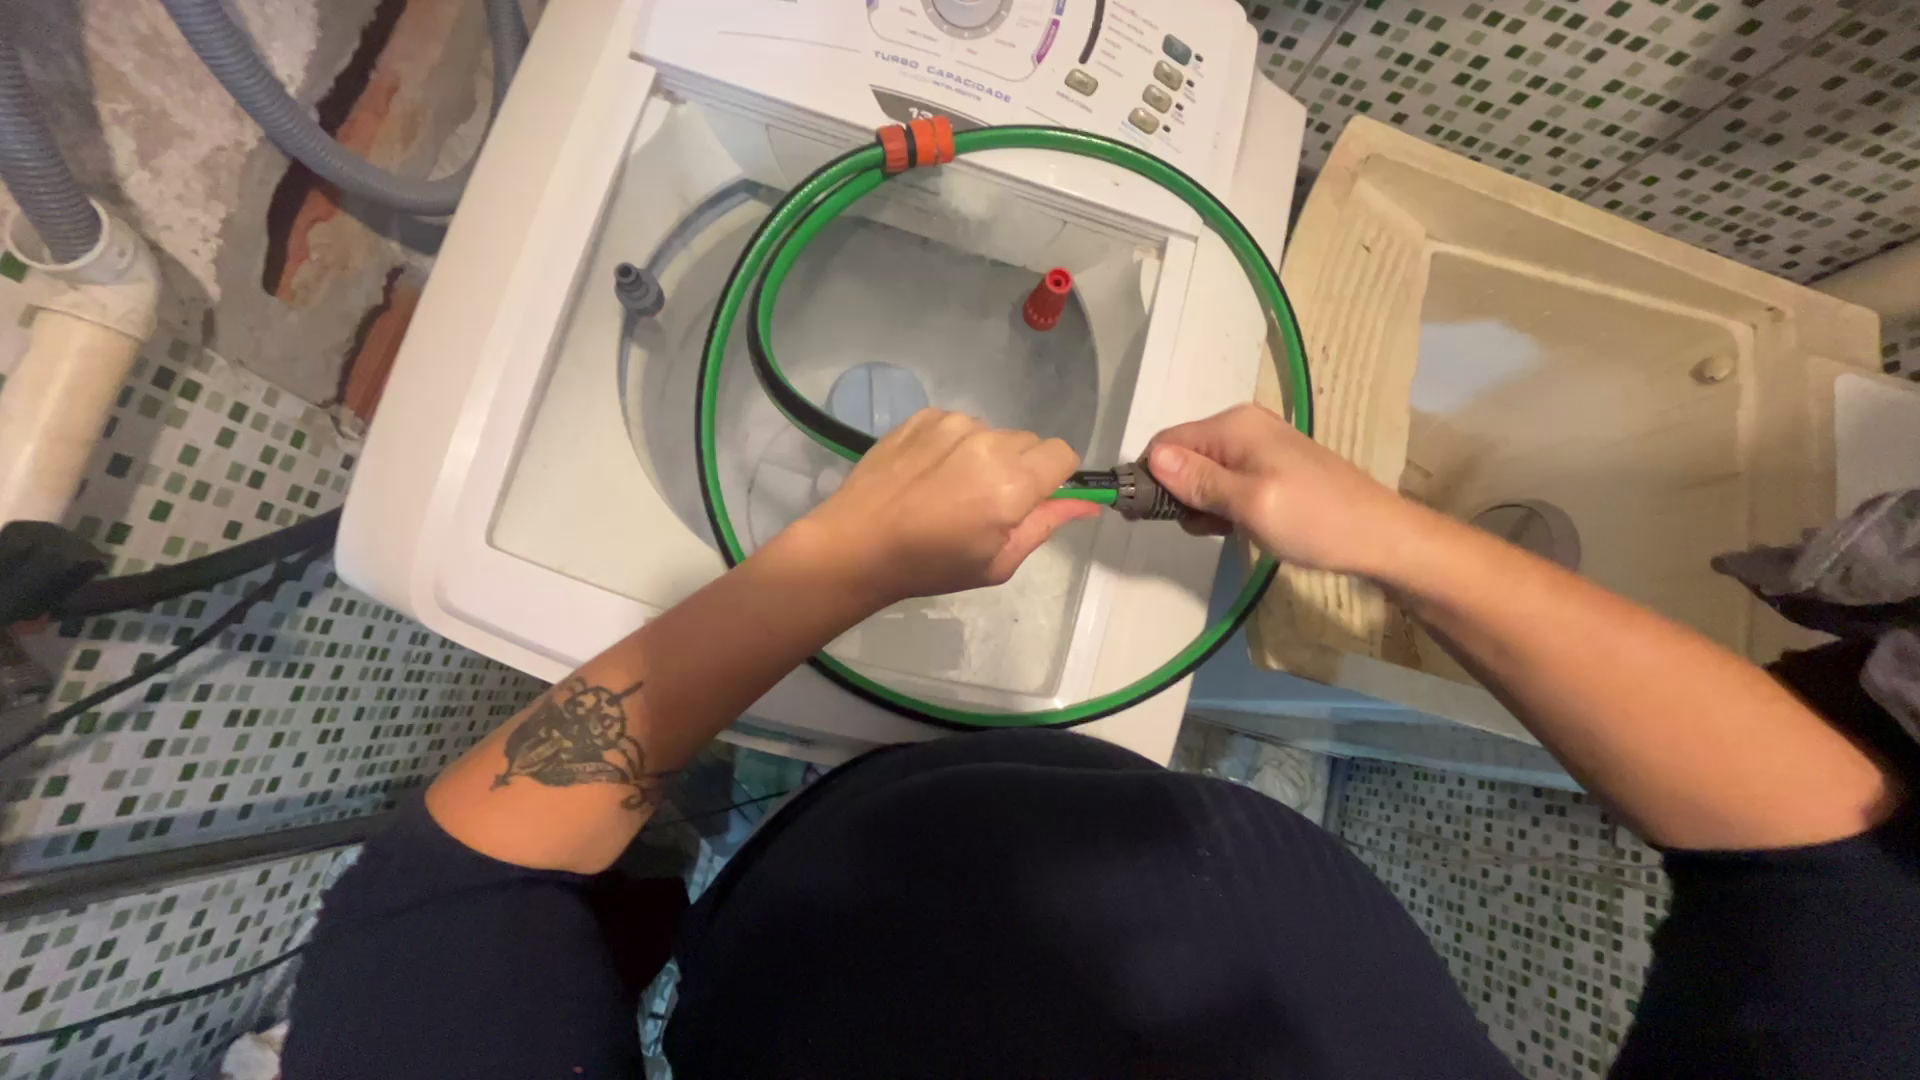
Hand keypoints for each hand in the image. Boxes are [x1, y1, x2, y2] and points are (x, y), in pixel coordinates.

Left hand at [781, 409, 1100, 605]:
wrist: (856, 544)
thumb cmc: (931, 565)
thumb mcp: (998, 562)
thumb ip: (1046, 525)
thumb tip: (1087, 503)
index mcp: (1011, 484)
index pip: (1063, 454)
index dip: (1056, 477)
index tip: (1033, 499)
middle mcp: (987, 442)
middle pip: (1030, 442)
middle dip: (1021, 468)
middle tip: (986, 503)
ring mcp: (952, 424)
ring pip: (994, 433)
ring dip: (986, 456)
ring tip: (950, 490)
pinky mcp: (923, 416)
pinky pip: (959, 425)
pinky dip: (954, 446)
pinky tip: (928, 475)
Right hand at [1145, 403, 1421, 575]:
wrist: (1380, 537)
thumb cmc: (1313, 520)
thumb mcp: (1249, 503)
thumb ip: (1199, 480)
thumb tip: (1152, 458)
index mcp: (1234, 426)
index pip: (1166, 442)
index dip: (1152, 477)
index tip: (1150, 516)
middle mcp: (1242, 427)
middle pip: (1181, 457)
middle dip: (1180, 494)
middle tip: (1203, 525)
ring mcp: (1257, 447)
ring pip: (1201, 475)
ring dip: (1203, 505)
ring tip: (1229, 527)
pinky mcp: (1268, 468)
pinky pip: (1225, 483)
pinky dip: (1223, 506)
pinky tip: (1241, 524)